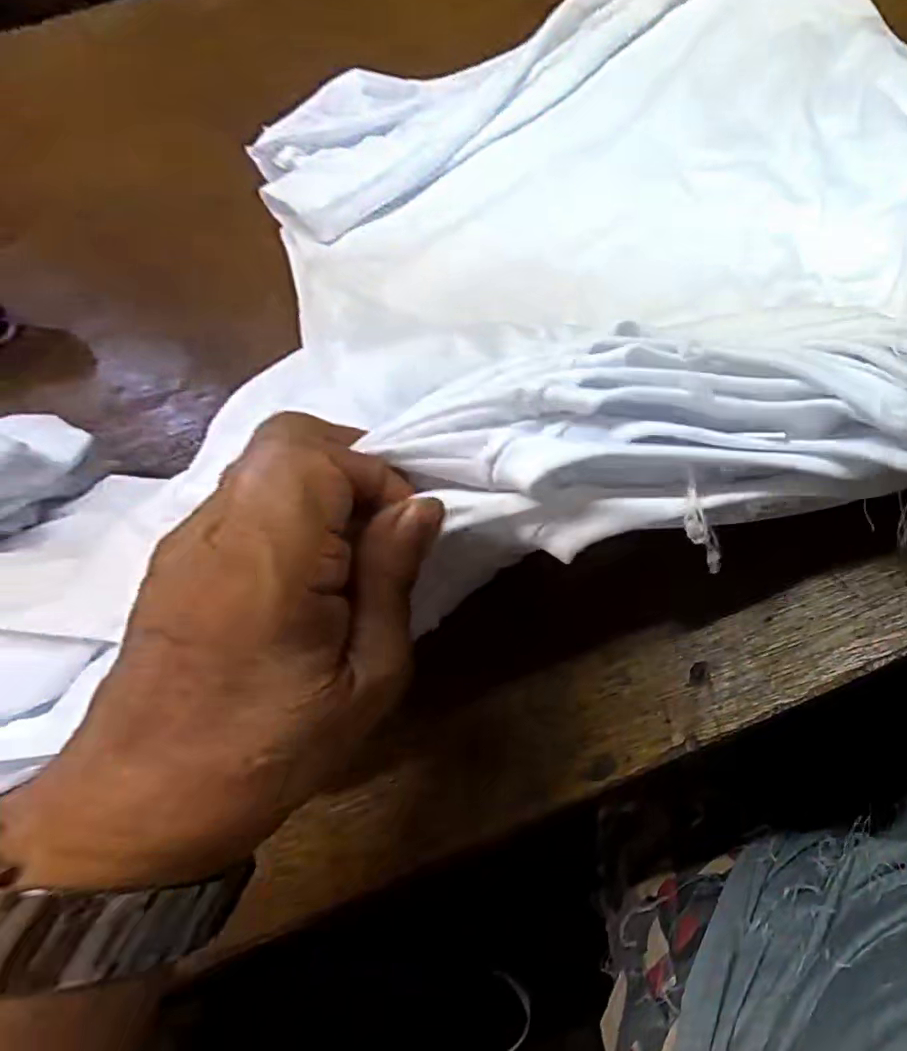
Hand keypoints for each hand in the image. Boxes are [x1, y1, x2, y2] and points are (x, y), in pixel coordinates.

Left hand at [0, 413, 442, 887]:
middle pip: (285, 441)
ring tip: (361, 560)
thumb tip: (422, 505)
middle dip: (359, 471)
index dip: (376, 476)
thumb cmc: (280, 744)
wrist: (146, 801)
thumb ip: (392, 576)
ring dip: (332, 492)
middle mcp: (210, 539)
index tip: (405, 533)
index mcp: (261, 568)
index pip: (311, 455)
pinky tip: (323, 572)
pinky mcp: (179, 561)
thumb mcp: (374, 671)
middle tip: (390, 536)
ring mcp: (183, 546)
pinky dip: (302, 511)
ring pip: (267, 464)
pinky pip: (250, 498)